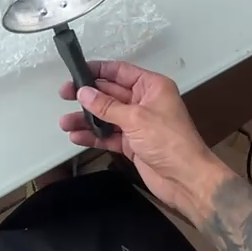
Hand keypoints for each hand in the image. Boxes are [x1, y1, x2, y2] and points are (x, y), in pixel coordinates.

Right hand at [59, 61, 234, 222]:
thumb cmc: (171, 142)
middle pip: (110, 93)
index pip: (120, 72)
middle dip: (87, 96)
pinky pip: (108, 135)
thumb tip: (84, 92)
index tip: (77, 70)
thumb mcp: (136, 118)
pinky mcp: (132, 143)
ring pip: (106, 116)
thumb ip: (106, 106)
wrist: (186, 180)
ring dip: (86, 118)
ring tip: (65, 122)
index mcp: (152, 87)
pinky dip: (93, 136)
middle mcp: (144, 102)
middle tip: (64, 94)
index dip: (98, 70)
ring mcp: (137, 123)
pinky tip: (77, 136)